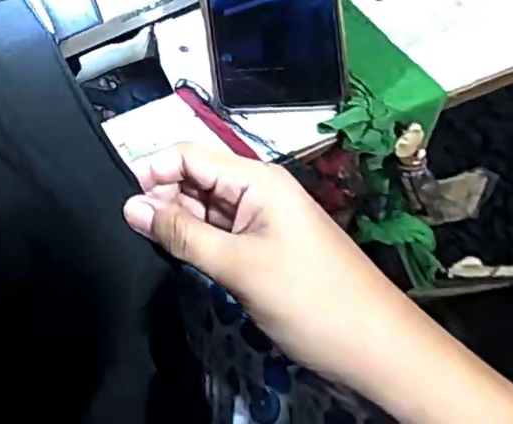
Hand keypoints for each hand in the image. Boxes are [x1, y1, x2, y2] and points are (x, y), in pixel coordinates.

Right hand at [123, 143, 424, 393]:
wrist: (386, 356)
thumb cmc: (313, 301)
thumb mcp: (239, 268)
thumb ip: (181, 235)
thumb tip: (130, 207)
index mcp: (256, 179)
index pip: (190, 155)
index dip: (154, 171)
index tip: (126, 200)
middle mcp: (257, 190)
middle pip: (195, 178)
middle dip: (163, 197)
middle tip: (134, 227)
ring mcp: (262, 220)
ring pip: (205, 207)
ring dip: (178, 221)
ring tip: (151, 242)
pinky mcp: (264, 247)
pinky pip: (220, 232)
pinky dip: (198, 240)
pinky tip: (179, 254)